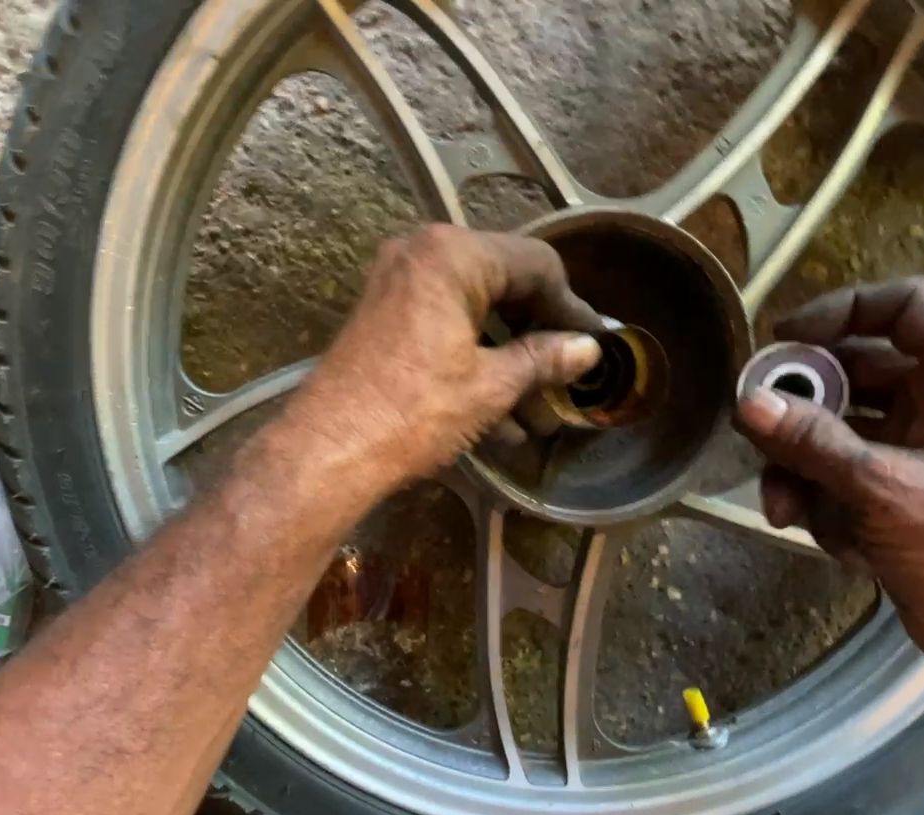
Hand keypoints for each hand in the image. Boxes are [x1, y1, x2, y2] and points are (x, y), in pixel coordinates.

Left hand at [282, 225, 604, 492]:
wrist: (328, 451)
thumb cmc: (415, 412)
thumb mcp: (490, 386)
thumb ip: (543, 359)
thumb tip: (588, 349)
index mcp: (453, 255)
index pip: (536, 265)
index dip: (571, 307)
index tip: (595, 344)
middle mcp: (420, 256)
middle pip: (502, 288)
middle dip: (537, 341)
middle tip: (567, 382)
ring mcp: (395, 288)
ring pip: (472, 318)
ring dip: (507, 365)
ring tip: (537, 419)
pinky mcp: (381, 324)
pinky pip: (442, 333)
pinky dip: (472, 367)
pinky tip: (499, 421)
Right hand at [733, 278, 923, 669]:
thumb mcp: (884, 490)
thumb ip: (811, 443)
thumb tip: (747, 403)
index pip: (909, 307)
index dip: (840, 312)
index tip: (780, 339)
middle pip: (861, 377)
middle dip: (804, 417)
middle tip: (758, 438)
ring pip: (847, 433)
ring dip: (806, 470)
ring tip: (788, 512)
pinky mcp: (915, 493)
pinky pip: (853, 476)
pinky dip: (831, 503)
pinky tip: (835, 541)